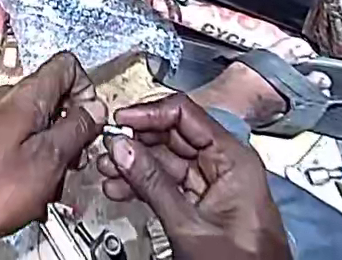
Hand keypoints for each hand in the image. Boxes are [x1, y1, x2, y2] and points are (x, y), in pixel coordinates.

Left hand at [0, 51, 105, 249]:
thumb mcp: (46, 161)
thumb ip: (75, 129)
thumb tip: (95, 107)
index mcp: (27, 95)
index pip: (67, 65)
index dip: (86, 91)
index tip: (90, 124)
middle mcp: (9, 99)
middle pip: (55, 96)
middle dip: (71, 129)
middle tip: (71, 163)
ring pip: (38, 123)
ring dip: (51, 152)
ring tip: (47, 186)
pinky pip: (19, 141)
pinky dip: (31, 162)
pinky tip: (27, 192)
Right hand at [97, 93, 290, 259]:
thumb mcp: (189, 226)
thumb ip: (152, 183)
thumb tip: (122, 147)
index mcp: (233, 159)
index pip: (184, 114)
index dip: (148, 113)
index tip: (121, 120)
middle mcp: (225, 165)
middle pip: (172, 135)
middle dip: (136, 141)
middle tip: (109, 146)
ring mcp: (213, 186)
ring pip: (166, 160)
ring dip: (135, 165)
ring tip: (108, 170)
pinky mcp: (204, 206)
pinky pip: (169, 183)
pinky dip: (144, 185)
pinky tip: (120, 189)